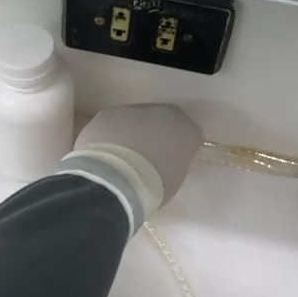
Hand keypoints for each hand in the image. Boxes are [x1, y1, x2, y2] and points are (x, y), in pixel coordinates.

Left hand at [74, 104, 203, 206]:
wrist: (115, 180)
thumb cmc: (153, 186)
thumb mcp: (175, 178)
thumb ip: (175, 161)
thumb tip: (165, 159)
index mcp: (187, 131)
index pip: (191, 134)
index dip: (182, 146)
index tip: (174, 160)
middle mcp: (163, 113)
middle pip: (164, 119)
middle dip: (159, 132)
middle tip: (149, 154)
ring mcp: (134, 110)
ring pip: (137, 118)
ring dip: (133, 131)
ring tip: (123, 154)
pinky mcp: (108, 113)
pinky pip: (114, 122)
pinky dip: (112, 134)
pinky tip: (106, 151)